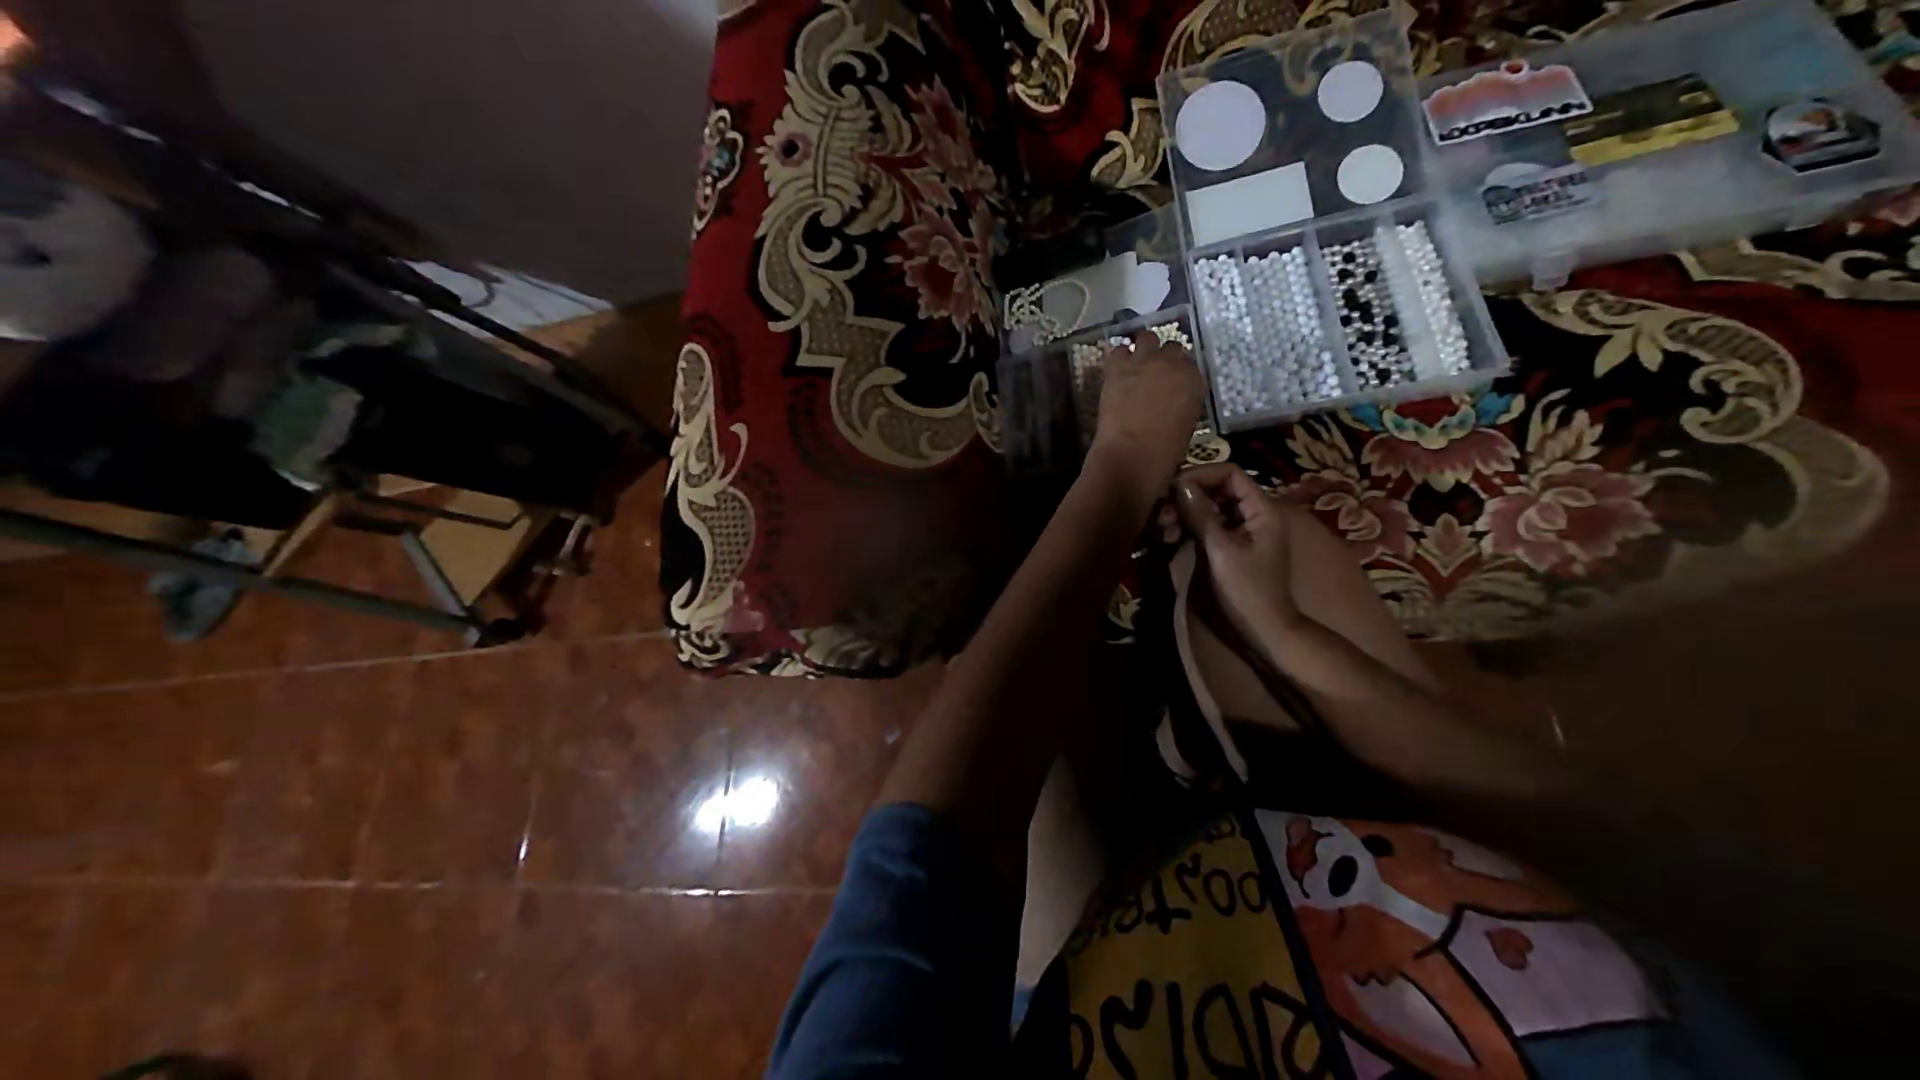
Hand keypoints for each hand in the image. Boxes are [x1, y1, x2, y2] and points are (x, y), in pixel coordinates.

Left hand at [1086, 329, 1203, 498]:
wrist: (1131, 455)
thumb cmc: (1164, 453)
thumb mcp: (1186, 425)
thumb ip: (1183, 403)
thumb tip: (1172, 401)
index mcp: (1194, 381)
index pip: (1190, 364)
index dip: (1179, 371)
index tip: (1172, 380)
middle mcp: (1172, 365)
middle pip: (1171, 348)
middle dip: (1163, 358)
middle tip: (1154, 372)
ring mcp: (1144, 362)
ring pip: (1147, 338)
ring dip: (1143, 348)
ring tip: (1136, 362)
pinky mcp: (1118, 367)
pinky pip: (1119, 350)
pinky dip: (1119, 357)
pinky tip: (1117, 369)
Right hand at [1172, 463, 1302, 640]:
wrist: (1264, 629)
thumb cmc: (1247, 589)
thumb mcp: (1221, 550)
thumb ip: (1202, 515)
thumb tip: (1180, 484)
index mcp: (1261, 509)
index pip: (1230, 474)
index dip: (1200, 475)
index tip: (1173, 489)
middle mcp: (1252, 514)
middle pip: (1216, 489)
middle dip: (1187, 497)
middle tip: (1161, 514)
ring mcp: (1240, 530)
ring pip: (1207, 508)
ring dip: (1182, 513)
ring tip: (1162, 530)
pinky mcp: (1228, 545)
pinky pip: (1205, 526)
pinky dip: (1187, 528)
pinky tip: (1169, 539)